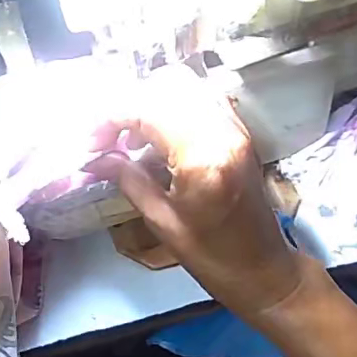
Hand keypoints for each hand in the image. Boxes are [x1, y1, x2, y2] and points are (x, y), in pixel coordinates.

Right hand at [87, 69, 329, 324]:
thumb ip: (128, 179)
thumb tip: (94, 159)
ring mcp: (236, 128)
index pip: (147, 110)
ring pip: (185, 85)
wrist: (264, 271)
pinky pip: (201, 98)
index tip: (92, 143)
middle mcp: (223, 131)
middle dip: (128, 105)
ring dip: (150, 102)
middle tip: (108, 137)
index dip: (110, 119)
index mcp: (202, 157)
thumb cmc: (212, 256)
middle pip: (166, 86)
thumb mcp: (161, 221)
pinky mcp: (240, 132)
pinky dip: (173, 106)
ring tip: (130, 137)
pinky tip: (157, 136)